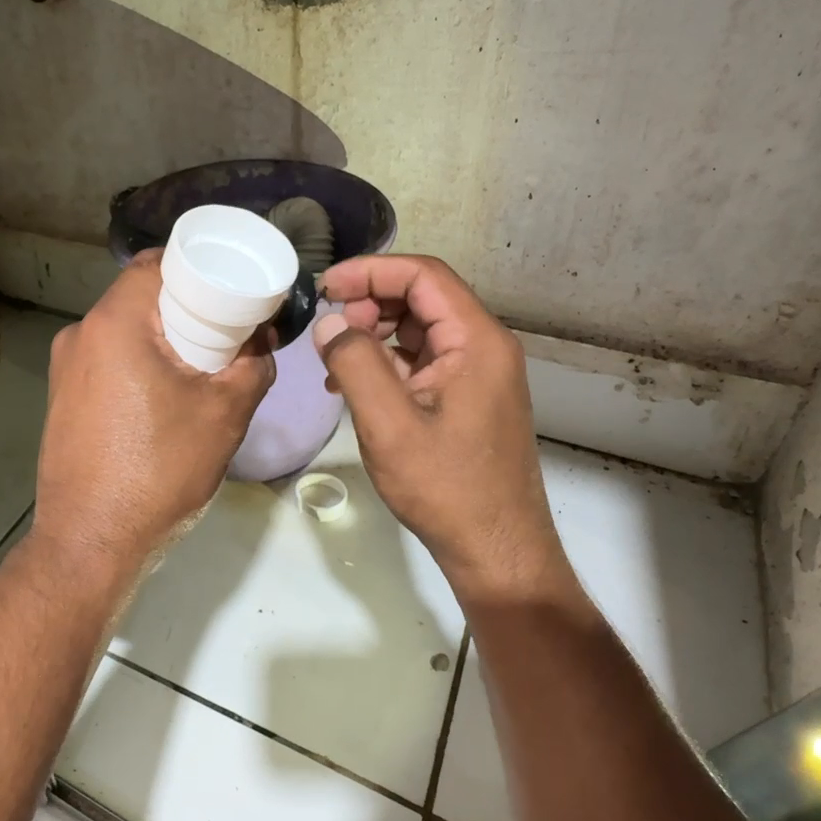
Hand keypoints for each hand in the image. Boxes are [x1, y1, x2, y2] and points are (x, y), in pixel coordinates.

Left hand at [32, 249, 275, 572]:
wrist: (91, 541)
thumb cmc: (158, 470)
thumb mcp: (224, 415)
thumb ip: (251, 366)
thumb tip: (259, 342)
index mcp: (114, 324)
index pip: (155, 263)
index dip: (197, 265)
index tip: (231, 283)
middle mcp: (80, 335)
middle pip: (139, 296)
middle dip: (186, 304)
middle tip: (228, 324)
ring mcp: (65, 368)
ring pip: (123, 331)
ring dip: (162, 336)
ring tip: (204, 361)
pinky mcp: (63, 398)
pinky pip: (108, 360)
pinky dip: (139, 362)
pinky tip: (167, 393)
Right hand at [312, 255, 561, 592]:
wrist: (495, 548)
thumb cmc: (446, 487)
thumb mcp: (389, 425)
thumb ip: (355, 364)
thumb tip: (328, 324)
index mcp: (477, 341)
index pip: (423, 276)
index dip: (370, 272)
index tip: (324, 287)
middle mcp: (484, 347)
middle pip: (423, 296)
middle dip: (370, 302)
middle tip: (329, 332)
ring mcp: (478, 373)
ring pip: (420, 327)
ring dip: (374, 333)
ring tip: (335, 361)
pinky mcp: (467, 397)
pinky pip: (422, 359)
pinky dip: (386, 361)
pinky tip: (353, 386)